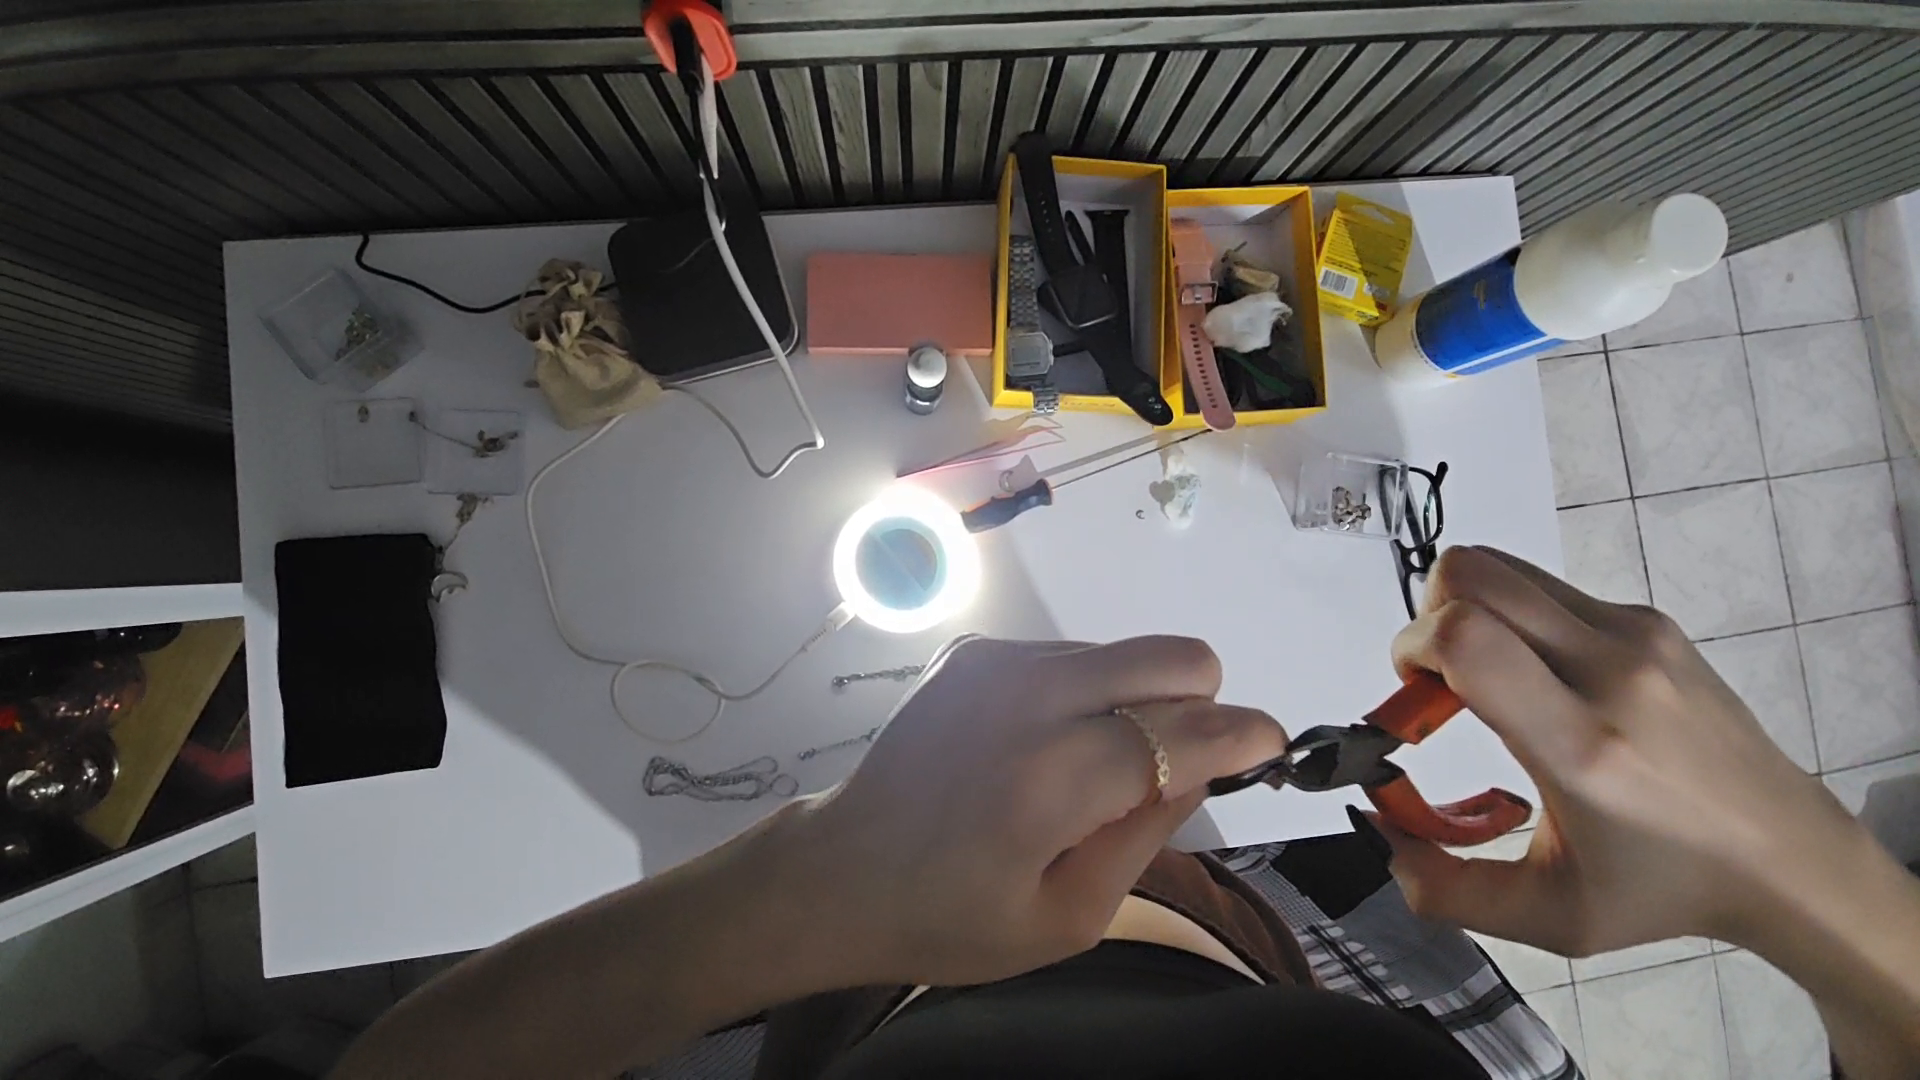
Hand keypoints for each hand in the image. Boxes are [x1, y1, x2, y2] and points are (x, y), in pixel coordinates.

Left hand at [774, 635, 1287, 986]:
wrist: (843, 867)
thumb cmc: (954, 916)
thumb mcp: (1069, 916)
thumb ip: (1147, 833)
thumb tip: (1202, 766)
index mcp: (1048, 780)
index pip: (1179, 734)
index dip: (1240, 736)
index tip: (1269, 745)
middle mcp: (1025, 695)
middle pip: (1167, 657)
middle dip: (1198, 701)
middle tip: (1172, 758)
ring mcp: (994, 659)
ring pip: (1122, 652)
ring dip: (1132, 700)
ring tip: (1083, 762)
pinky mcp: (973, 648)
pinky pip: (1070, 653)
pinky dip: (1082, 692)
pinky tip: (1038, 740)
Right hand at [1375, 546, 1867, 956]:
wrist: (1795, 861)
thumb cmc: (1661, 889)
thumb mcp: (1546, 914)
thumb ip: (1439, 884)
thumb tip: (1371, 827)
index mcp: (1581, 745)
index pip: (1466, 638)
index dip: (1412, 647)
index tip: (1416, 692)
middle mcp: (1611, 671)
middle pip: (1470, 575)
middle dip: (1427, 617)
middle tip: (1441, 677)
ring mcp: (1637, 635)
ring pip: (1498, 567)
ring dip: (1463, 608)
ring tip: (1486, 672)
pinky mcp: (1649, 620)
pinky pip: (1537, 584)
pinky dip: (1506, 612)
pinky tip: (1533, 671)